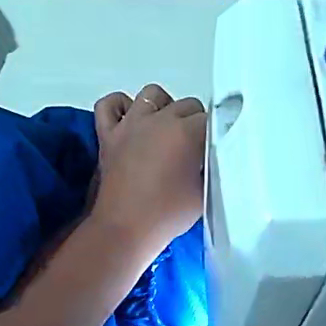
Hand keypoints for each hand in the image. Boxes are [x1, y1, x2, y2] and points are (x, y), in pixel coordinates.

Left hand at [88, 84, 205, 254]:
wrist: (124, 229)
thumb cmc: (168, 214)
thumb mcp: (205, 191)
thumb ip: (213, 165)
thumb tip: (212, 154)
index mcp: (187, 132)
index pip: (212, 119)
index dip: (217, 134)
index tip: (216, 149)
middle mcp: (159, 120)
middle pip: (186, 105)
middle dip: (195, 124)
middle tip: (194, 150)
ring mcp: (130, 124)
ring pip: (152, 95)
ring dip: (163, 108)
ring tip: (166, 131)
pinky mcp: (108, 134)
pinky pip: (109, 104)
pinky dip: (120, 107)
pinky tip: (129, 121)